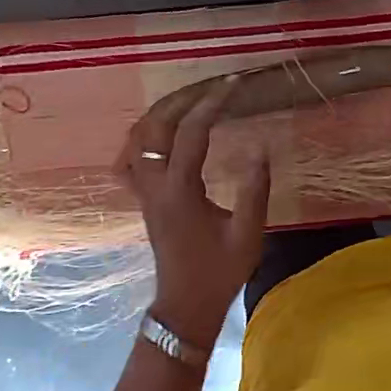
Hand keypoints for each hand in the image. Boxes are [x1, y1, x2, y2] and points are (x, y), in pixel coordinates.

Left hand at [118, 77, 270, 348]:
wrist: (186, 305)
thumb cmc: (220, 272)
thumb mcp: (247, 234)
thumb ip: (255, 189)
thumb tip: (259, 146)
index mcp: (180, 190)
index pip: (192, 132)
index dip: (212, 104)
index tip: (233, 85)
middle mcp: (155, 185)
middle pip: (155, 126)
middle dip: (181, 99)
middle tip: (210, 86)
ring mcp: (144, 192)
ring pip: (137, 140)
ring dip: (159, 114)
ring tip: (188, 100)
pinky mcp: (143, 201)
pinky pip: (130, 160)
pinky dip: (141, 139)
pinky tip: (158, 135)